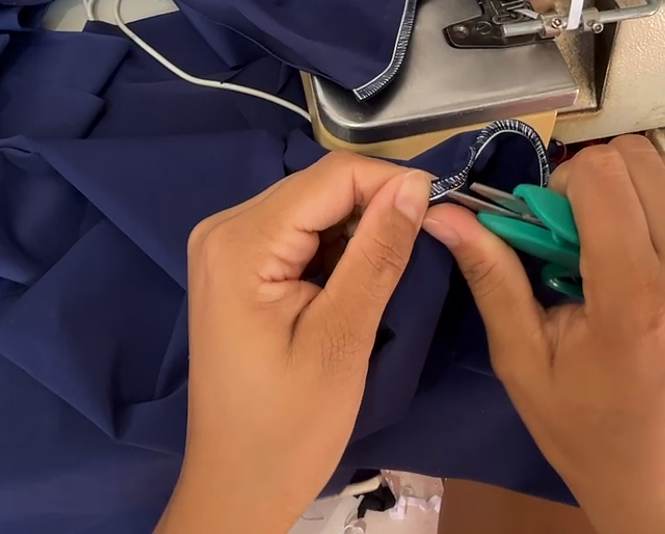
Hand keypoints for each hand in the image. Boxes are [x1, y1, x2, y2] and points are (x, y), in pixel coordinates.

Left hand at [156, 153, 433, 533]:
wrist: (237, 486)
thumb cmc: (288, 427)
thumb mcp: (342, 339)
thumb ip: (377, 254)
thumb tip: (416, 185)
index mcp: (242, 243)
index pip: (330, 177)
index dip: (390, 182)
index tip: (439, 207)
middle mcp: (225, 226)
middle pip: (318, 186)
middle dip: (375, 204)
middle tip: (421, 242)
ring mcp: (226, 242)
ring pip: (312, 203)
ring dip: (357, 224)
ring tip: (388, 268)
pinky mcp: (236, 260)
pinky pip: (297, 228)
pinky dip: (334, 242)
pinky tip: (352, 277)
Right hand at [423, 135, 664, 533]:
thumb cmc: (585, 429)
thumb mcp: (522, 359)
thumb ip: (490, 276)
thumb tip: (444, 213)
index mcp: (637, 300)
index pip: (602, 174)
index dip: (566, 182)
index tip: (555, 222)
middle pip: (644, 162)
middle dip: (602, 178)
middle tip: (583, 226)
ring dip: (641, 192)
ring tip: (622, 241)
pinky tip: (659, 265)